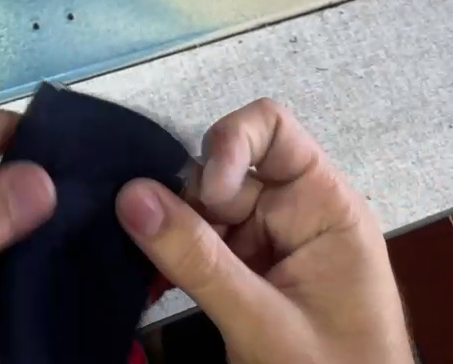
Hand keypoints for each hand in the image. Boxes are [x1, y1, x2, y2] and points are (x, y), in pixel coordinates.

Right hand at [115, 100, 410, 363]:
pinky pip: (192, 237)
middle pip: (220, 167)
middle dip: (188, 204)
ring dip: (172, 233)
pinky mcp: (240, 266)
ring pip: (197, 202)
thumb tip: (129, 193)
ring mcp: (263, 238)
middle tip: (164, 253)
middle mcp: (291, 209)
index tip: (208, 196)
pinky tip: (154, 280)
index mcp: (323, 205)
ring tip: (155, 273)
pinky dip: (169, 253)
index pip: (271, 128)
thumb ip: (198, 261)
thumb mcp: (266, 325)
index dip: (231, 143)